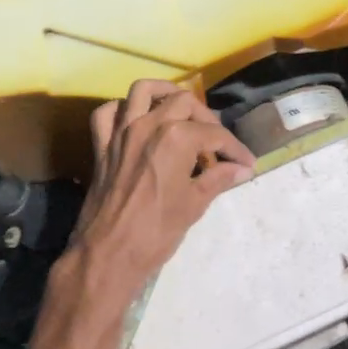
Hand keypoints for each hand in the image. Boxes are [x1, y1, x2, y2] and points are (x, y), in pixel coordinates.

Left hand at [70, 80, 256, 291]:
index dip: (234, 149)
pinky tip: (134, 120)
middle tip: (216, 141)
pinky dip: (120, 110)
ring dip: (163, 93)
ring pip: (142, 91)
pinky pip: (106, 114)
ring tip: (178, 108)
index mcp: (177, 138)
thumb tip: (242, 169)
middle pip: (184, 102)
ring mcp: (121, 132)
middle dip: (205, 117)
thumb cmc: (155, 233)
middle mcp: (149, 125)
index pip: (214, 135)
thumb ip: (218, 179)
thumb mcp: (194, 205)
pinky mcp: (101, 146)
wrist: (107, 257)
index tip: (246, 163)